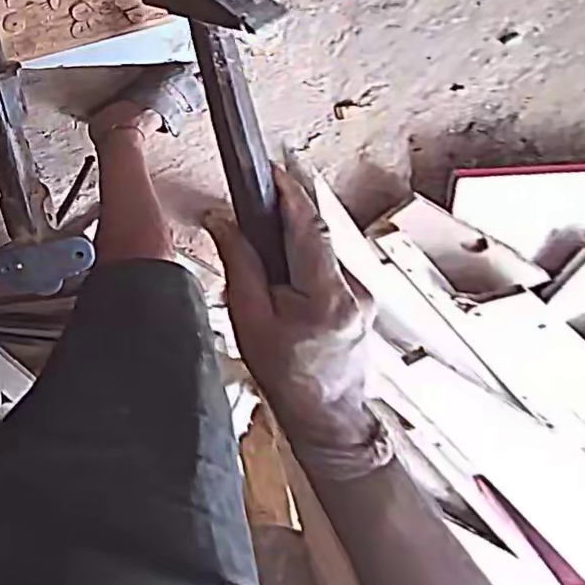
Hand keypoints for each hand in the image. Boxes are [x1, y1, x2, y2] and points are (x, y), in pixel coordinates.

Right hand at [206, 168, 377, 452]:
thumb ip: (238, 262)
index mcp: (326, 294)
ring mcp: (362, 295)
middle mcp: (354, 290)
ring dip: (288, 247)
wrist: (327, 415)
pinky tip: (282, 288)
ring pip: (317, 252)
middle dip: (280, 222)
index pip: (307, 227)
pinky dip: (300, 264)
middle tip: (248, 221)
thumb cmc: (286, 372)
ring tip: (263, 275)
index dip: (288, 194)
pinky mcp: (360, 301)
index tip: (269, 170)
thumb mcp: (248, 316)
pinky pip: (324, 267)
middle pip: (313, 236)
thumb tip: (222, 221)